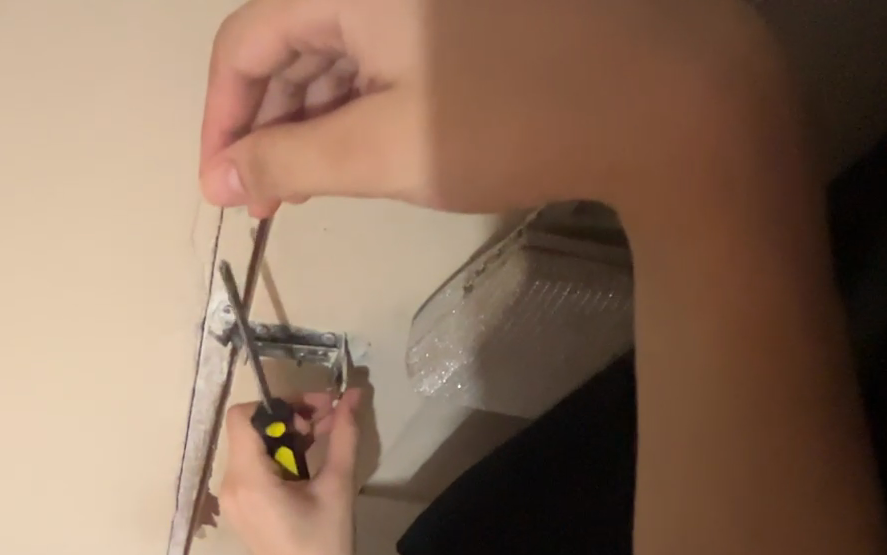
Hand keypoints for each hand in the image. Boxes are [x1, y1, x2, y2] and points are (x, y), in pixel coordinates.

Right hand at [198, 0, 800, 221]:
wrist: (665, 95)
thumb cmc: (512, 120)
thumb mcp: (383, 149)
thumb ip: (287, 164)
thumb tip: (221, 177)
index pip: (244, 42)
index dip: (221, 121)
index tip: (222, 191)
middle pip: (286, 38)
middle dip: (264, 126)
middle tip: (263, 204)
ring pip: (331, 46)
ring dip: (305, 120)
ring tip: (300, 192)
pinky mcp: (456, 6)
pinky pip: (377, 47)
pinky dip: (351, 102)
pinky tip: (346, 151)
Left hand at [219, 389, 362, 554]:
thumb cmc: (322, 548)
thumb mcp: (337, 488)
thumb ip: (343, 437)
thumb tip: (354, 395)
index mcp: (248, 479)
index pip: (243, 416)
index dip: (278, 404)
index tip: (313, 411)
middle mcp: (230, 484)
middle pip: (249, 429)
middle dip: (289, 418)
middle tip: (328, 420)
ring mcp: (231, 497)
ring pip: (252, 447)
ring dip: (286, 436)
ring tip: (324, 440)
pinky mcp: (240, 506)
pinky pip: (253, 467)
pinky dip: (278, 456)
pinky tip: (309, 464)